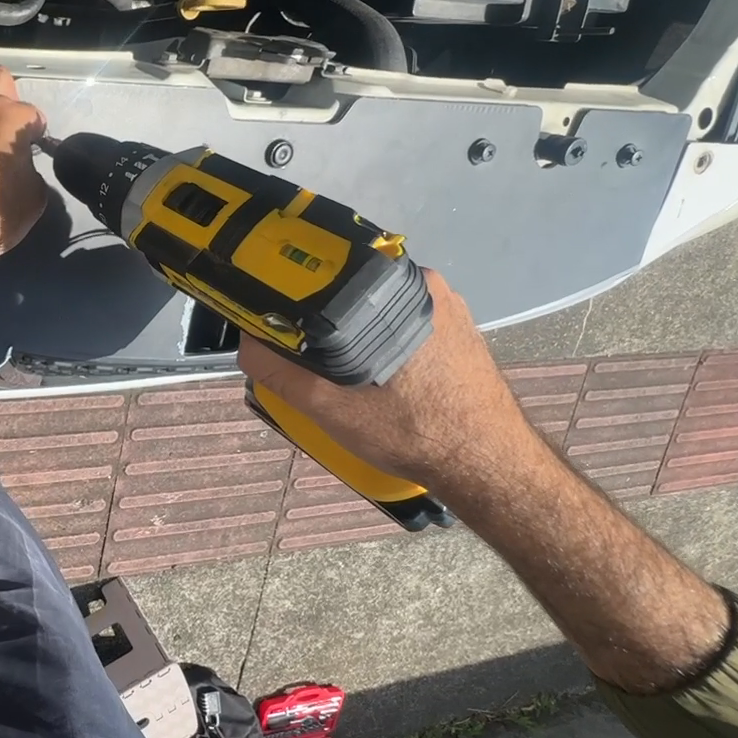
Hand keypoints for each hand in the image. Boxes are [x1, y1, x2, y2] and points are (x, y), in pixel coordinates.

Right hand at [236, 270, 534, 493]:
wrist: (492, 468)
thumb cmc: (413, 430)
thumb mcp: (327, 406)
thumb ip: (277, 369)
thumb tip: (245, 340)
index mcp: (396, 288)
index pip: (322, 269)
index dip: (288, 290)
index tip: (270, 316)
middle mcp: (423, 286)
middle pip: (344, 288)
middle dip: (317, 316)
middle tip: (301, 354)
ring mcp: (445, 306)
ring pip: (369, 307)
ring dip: (348, 332)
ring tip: (335, 370)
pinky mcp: (456, 329)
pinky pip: (396, 322)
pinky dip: (375, 341)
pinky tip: (370, 376)